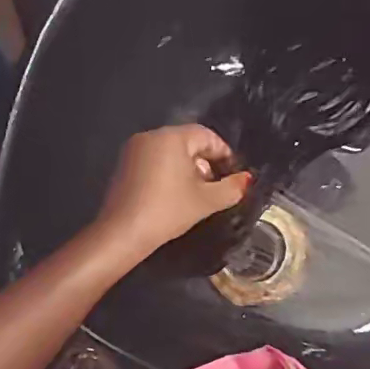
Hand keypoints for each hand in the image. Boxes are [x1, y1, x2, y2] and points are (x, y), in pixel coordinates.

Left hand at [92, 125, 251, 256]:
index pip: (206, 136)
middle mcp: (150, 136)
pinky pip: (153, 161)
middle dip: (205, 162)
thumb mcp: (206, 201)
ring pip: (169, 152)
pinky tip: (172, 196)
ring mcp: (132, 150)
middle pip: (187, 142)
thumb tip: (246, 179)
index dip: (224, 154)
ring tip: (196, 194)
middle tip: (215, 187)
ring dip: (187, 169)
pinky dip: (167, 173)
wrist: (122, 232)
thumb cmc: (168, 211)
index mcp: (171, 137)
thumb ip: (231, 188)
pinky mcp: (122, 166)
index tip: (233, 175)